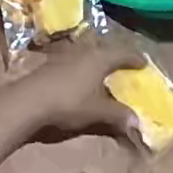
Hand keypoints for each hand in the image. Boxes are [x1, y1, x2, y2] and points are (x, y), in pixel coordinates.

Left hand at [0, 43, 145, 142]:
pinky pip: (75, 63)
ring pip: (87, 56)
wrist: (29, 102)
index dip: (134, 58)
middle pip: (104, 51)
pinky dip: (83, 70)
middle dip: (114, 58)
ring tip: (103, 74)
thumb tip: (136, 121)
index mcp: (99, 58)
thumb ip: (118, 115)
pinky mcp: (51, 65)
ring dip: (97, 64)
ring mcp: (65, 56)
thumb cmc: (69, 102)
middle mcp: (84, 52)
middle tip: (124, 65)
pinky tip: (82, 82)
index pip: (122, 54)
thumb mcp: (97, 111)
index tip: (144, 63)